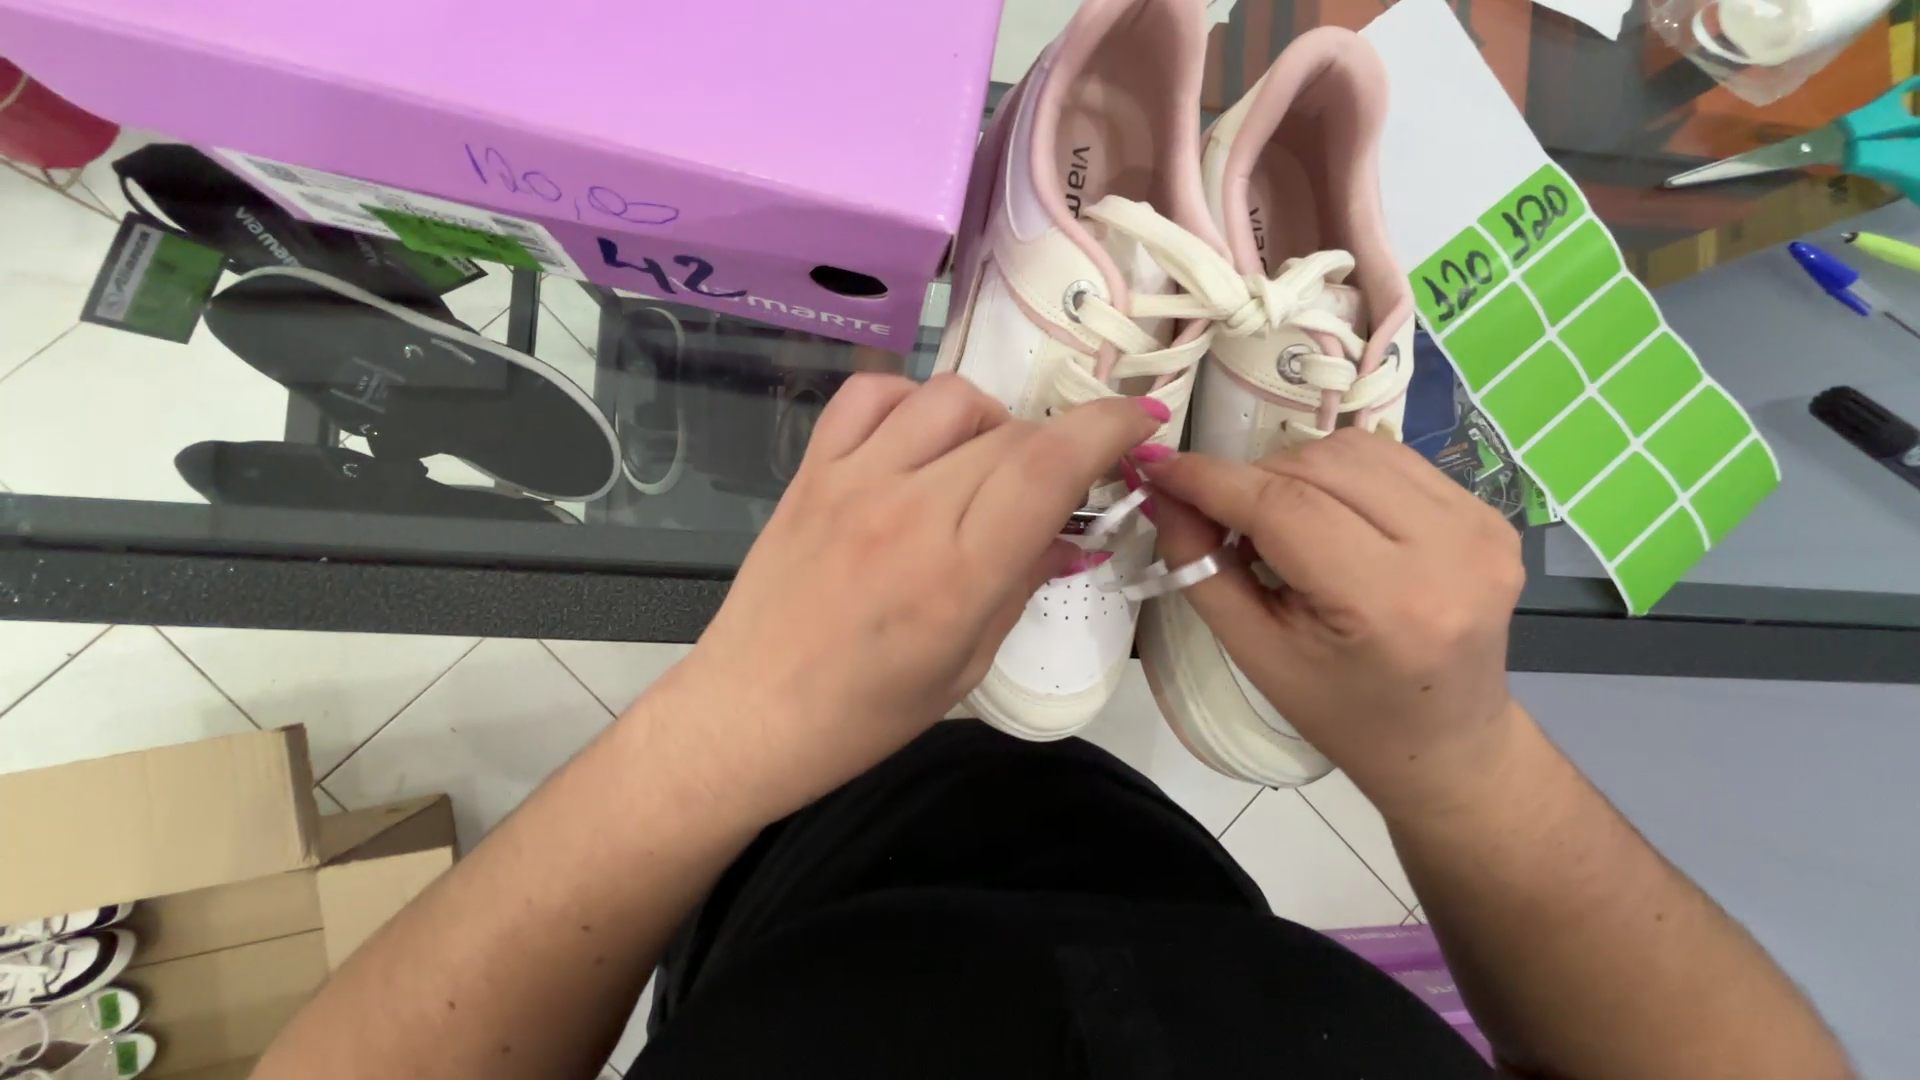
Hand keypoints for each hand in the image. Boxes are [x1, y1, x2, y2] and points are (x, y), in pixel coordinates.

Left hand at [658, 373, 1163, 822]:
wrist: (749, 714)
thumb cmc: (866, 714)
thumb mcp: (966, 666)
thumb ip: (1021, 585)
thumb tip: (1070, 537)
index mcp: (957, 574)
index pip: (1050, 466)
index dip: (1109, 429)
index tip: (1141, 422)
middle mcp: (909, 510)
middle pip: (1013, 435)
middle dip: (1058, 448)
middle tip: (1055, 490)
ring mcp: (853, 481)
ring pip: (950, 400)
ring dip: (992, 423)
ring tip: (984, 467)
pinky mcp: (811, 472)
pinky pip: (870, 395)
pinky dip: (911, 401)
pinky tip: (917, 441)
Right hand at [1140, 429, 1525, 817]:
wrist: (1444, 740)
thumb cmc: (1339, 710)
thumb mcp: (1253, 651)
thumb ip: (1200, 567)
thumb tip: (1161, 494)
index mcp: (1388, 603)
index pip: (1284, 507)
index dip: (1210, 479)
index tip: (1157, 465)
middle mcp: (1450, 550)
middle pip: (1318, 466)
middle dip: (1251, 481)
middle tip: (1223, 522)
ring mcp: (1482, 525)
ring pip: (1353, 449)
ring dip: (1293, 472)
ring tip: (1279, 525)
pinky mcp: (1494, 512)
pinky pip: (1389, 458)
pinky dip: (1337, 474)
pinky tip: (1327, 517)